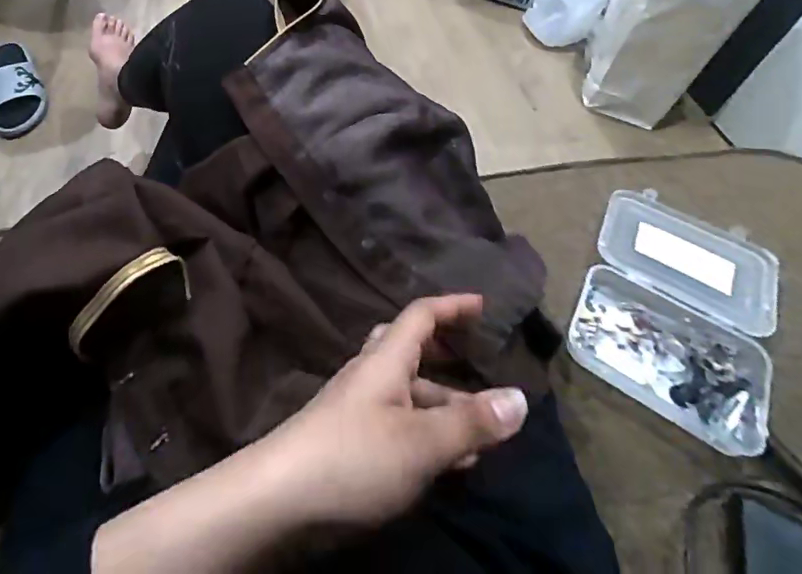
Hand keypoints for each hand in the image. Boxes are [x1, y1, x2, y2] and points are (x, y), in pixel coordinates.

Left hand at [90, 295, 527, 572]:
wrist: (280, 499)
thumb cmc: (353, 457)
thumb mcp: (421, 442)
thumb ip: (470, 422)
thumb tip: (521, 398)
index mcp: (384, 360)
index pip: (420, 316)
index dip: (452, 306)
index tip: (483, 303)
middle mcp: (370, 376)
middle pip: (410, 349)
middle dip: (446, 352)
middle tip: (479, 361)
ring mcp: (358, 409)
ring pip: (409, 393)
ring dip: (444, 403)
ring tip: (484, 430)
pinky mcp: (352, 442)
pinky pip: (400, 424)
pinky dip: (428, 432)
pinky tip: (451, 463)